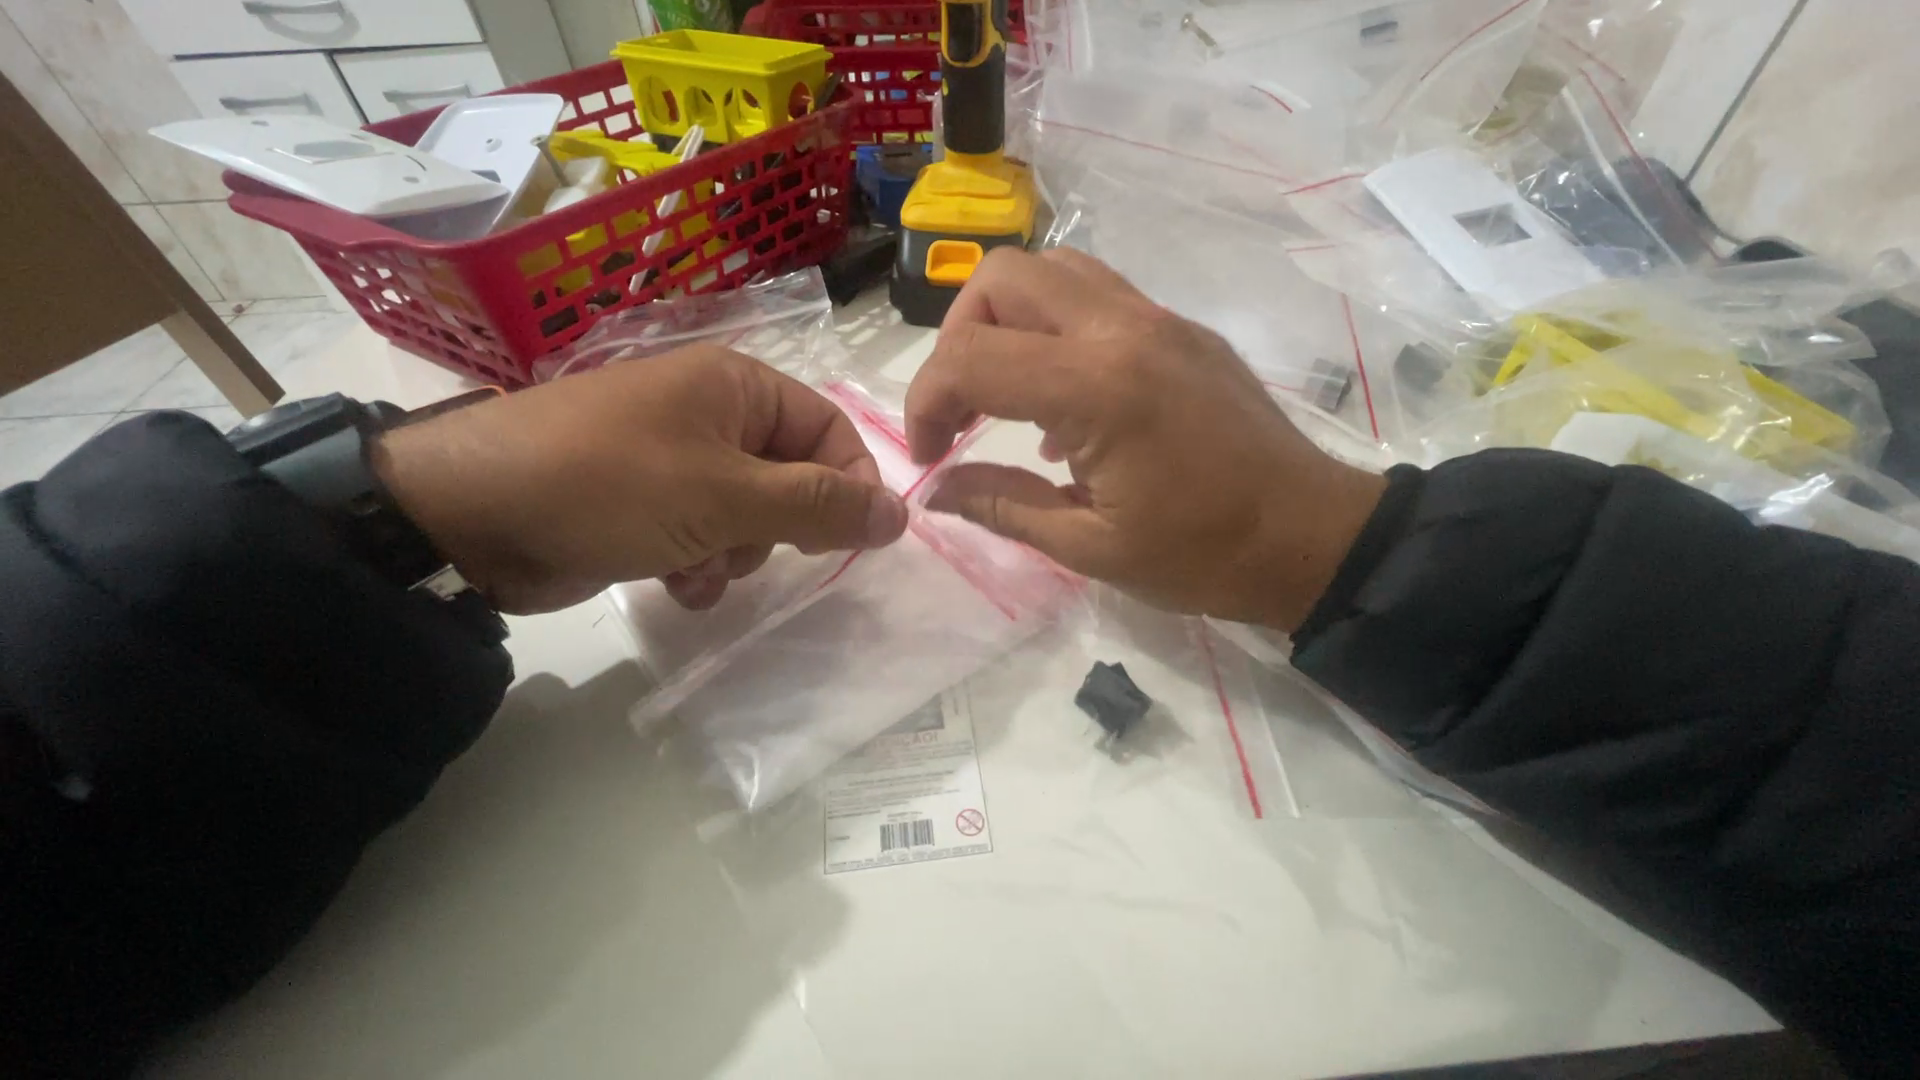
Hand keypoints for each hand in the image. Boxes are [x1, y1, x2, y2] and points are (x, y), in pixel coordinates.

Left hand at [370, 346, 907, 614]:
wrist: (470, 514)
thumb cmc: (611, 485)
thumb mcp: (727, 496)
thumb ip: (820, 506)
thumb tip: (902, 515)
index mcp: (737, 387)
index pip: (830, 431)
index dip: (849, 485)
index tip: (852, 540)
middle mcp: (711, 416)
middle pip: (792, 477)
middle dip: (779, 526)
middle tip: (753, 545)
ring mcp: (675, 460)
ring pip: (750, 515)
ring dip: (736, 552)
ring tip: (698, 566)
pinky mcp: (646, 503)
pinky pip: (705, 534)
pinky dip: (699, 562)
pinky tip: (675, 580)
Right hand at [905, 248, 1385, 631]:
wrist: (1312, 537)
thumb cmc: (1202, 555)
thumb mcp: (1089, 547)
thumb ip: (1001, 506)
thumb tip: (935, 490)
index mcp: (1096, 388)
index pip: (969, 358)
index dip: (925, 403)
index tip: (931, 455)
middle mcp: (1122, 329)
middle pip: (1001, 279)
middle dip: (958, 340)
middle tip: (963, 409)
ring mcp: (1157, 318)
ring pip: (1051, 270)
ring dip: (1006, 321)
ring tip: (1007, 394)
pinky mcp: (1180, 327)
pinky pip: (1096, 294)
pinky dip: (1054, 326)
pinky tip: (1066, 401)